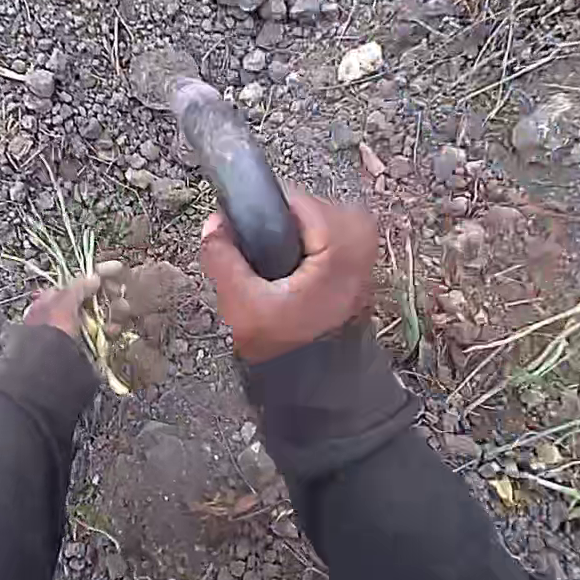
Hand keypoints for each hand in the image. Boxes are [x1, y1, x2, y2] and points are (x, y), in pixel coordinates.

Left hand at [22, 261, 123, 341]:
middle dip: (109, 293)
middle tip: (121, 293)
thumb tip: (94, 276)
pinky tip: (114, 330)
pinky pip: (104, 332)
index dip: (98, 275)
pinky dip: (111, 329)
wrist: (50, 366)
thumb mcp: (63, 302)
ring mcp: (76, 331)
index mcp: (51, 299)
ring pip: (101, 314)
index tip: (117, 269)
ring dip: (114, 311)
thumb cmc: (51, 331)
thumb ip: (79, 287)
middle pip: (93, 297)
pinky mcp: (88, 346)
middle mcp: (62, 314)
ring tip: (122, 310)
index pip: (78, 281)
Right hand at [199, 189, 376, 362]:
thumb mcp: (243, 304)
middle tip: (263, 268)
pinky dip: (303, 248)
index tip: (247, 245)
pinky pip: (322, 233)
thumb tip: (214, 224)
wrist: (320, 379)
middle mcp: (362, 236)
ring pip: (309, 219)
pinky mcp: (362, 256)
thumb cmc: (290, 347)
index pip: (290, 200)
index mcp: (342, 241)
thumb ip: (222, 259)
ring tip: (277, 276)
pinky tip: (292, 276)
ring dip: (288, 240)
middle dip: (275, 231)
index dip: (260, 219)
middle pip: (300, 208)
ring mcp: (366, 246)